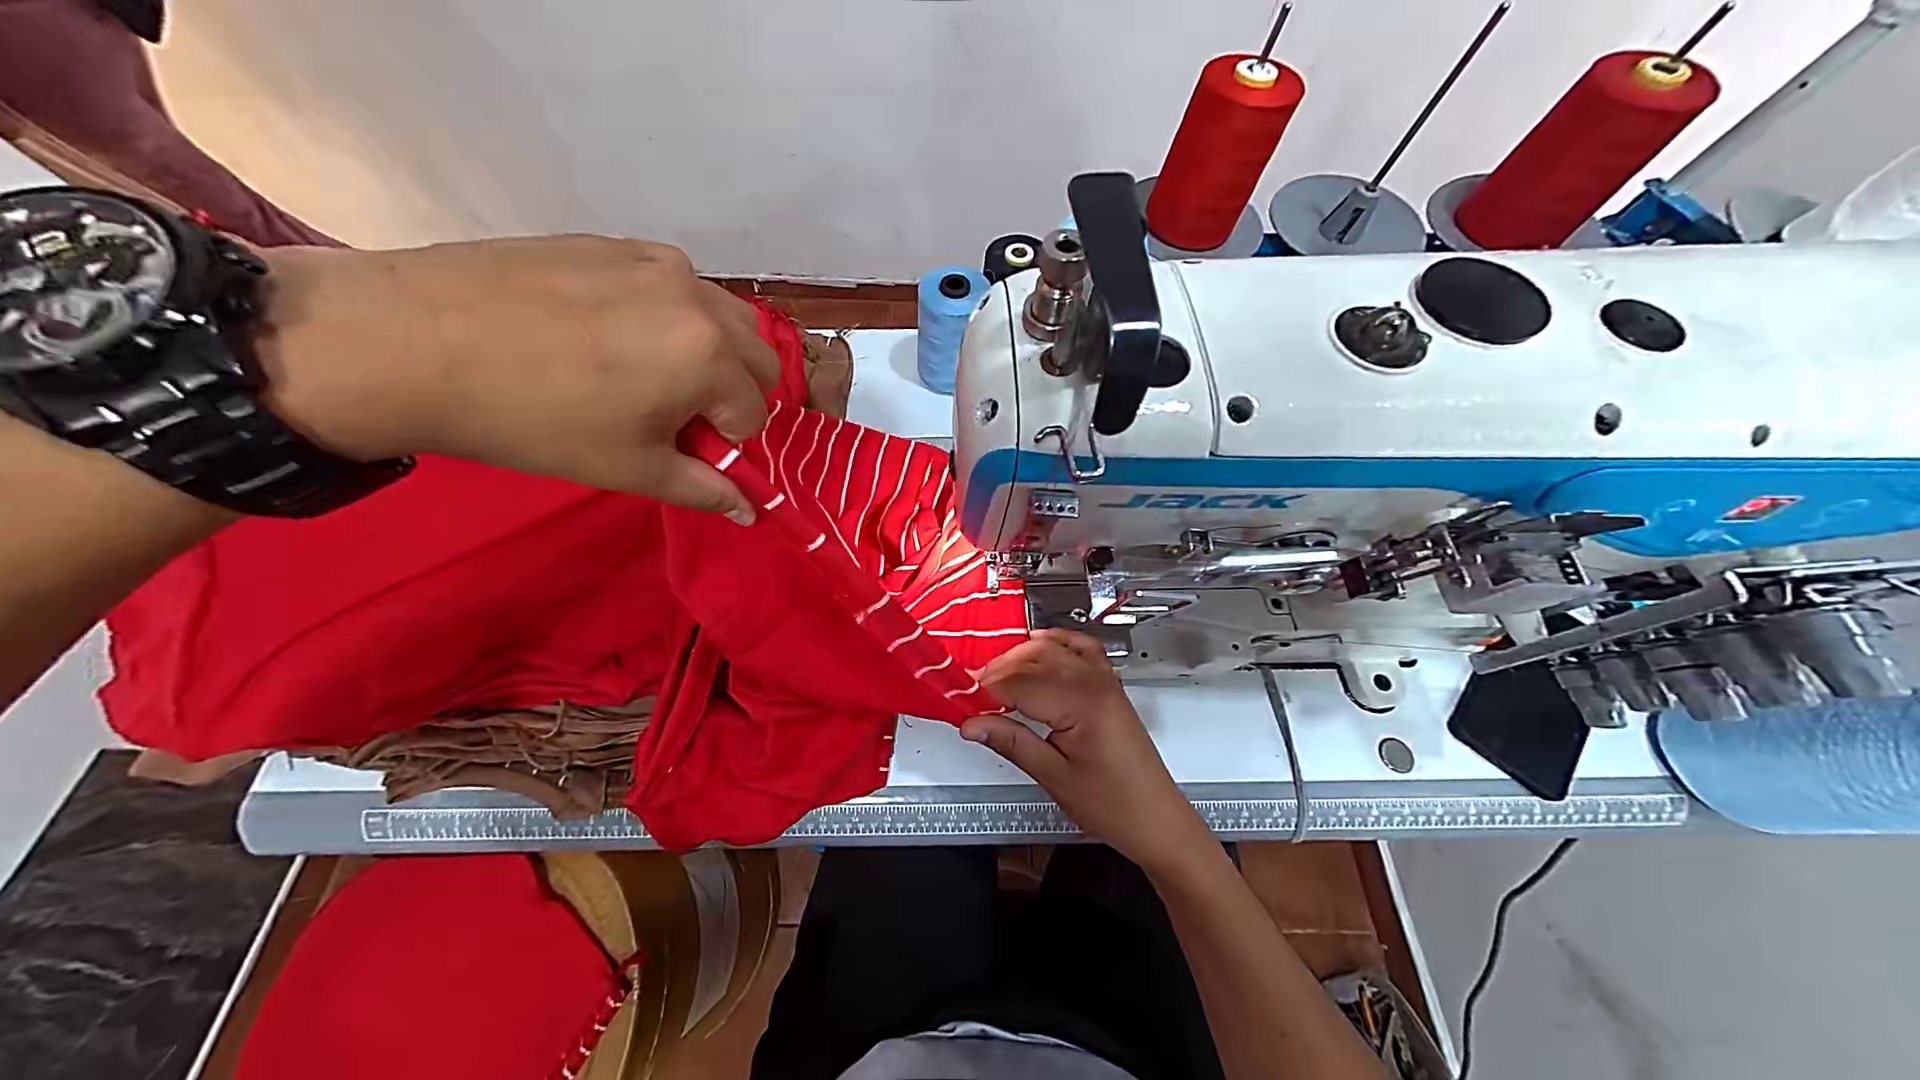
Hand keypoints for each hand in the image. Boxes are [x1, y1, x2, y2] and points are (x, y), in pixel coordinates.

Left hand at [253, 237, 779, 520]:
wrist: (409, 342)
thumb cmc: (533, 421)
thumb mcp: (630, 468)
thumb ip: (704, 490)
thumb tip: (751, 511)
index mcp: (709, 356)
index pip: (754, 413)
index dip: (723, 442)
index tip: (678, 447)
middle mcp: (699, 299)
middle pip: (758, 358)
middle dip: (733, 393)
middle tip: (674, 412)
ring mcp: (657, 262)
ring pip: (724, 316)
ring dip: (712, 351)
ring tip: (648, 370)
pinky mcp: (616, 242)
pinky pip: (677, 284)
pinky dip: (672, 314)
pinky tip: (613, 331)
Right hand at [962, 631, 1212, 873]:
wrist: (1155, 817)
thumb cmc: (1115, 804)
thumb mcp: (1054, 776)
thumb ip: (1011, 742)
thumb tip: (974, 724)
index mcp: (1081, 703)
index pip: (1020, 682)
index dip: (987, 688)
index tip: (963, 698)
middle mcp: (1096, 683)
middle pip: (1034, 659)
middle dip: (999, 670)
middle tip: (972, 690)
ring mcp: (1105, 681)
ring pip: (1055, 648)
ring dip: (1022, 655)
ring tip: (996, 675)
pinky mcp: (1110, 686)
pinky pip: (1081, 648)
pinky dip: (1057, 642)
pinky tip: (1040, 645)